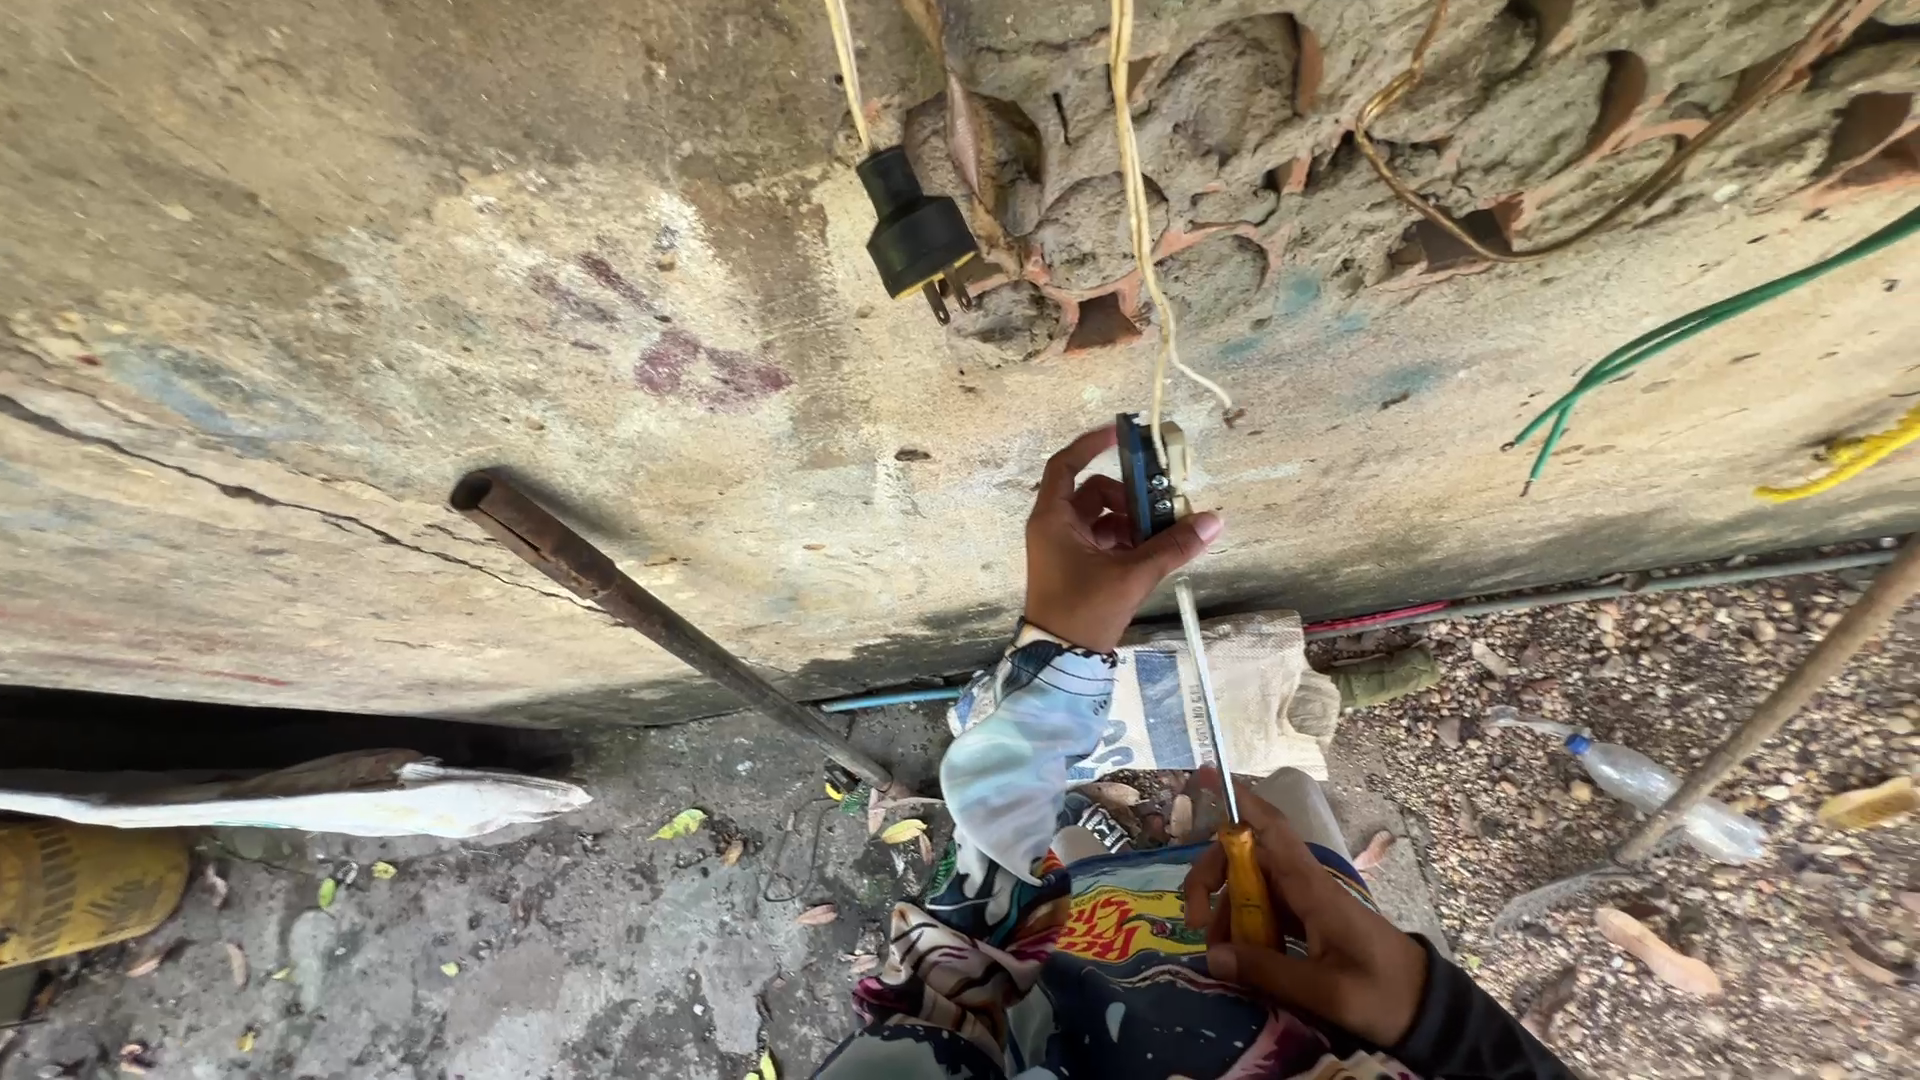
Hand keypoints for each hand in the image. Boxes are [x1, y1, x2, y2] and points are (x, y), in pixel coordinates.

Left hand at [1022, 425, 1223, 651]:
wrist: (1061, 658)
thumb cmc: (1084, 610)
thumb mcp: (1131, 575)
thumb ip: (1172, 546)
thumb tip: (1213, 521)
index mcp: (1052, 519)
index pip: (1065, 465)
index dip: (1090, 445)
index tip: (1121, 435)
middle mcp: (1053, 527)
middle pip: (1092, 492)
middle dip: (1128, 497)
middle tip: (1160, 507)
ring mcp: (1062, 547)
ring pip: (1100, 518)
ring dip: (1131, 522)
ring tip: (1160, 537)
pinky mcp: (1073, 565)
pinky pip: (1102, 539)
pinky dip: (1125, 540)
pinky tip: (1150, 553)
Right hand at [1182, 769, 1428, 1046]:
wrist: (1431, 1011)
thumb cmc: (1385, 994)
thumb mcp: (1328, 993)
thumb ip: (1268, 973)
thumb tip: (1211, 957)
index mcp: (1310, 886)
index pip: (1271, 828)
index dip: (1240, 801)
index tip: (1209, 779)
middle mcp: (1302, 883)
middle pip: (1244, 858)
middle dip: (1210, 879)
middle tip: (1195, 920)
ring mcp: (1304, 901)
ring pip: (1249, 886)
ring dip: (1225, 911)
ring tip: (1215, 954)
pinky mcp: (1307, 921)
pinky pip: (1263, 911)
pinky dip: (1243, 927)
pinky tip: (1236, 958)